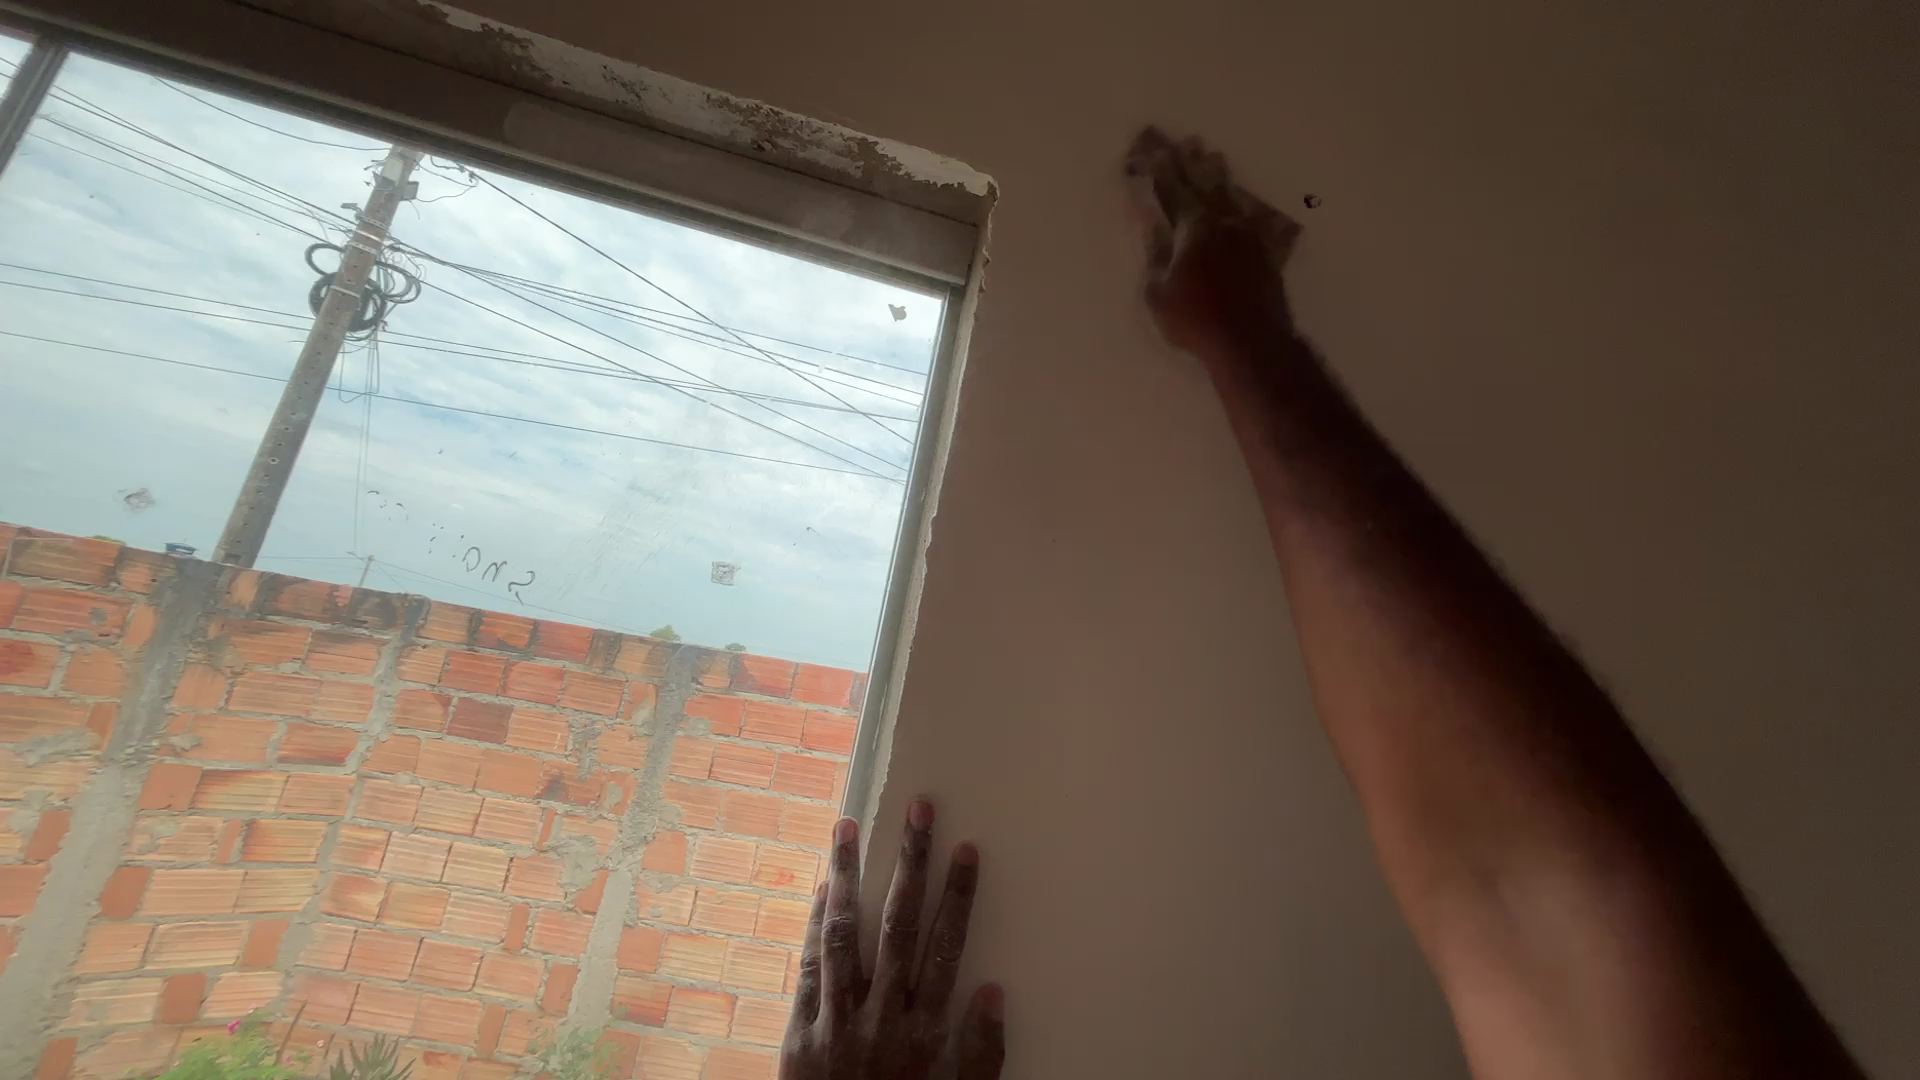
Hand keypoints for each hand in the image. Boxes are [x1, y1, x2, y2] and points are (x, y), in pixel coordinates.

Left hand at [781, 799, 1003, 1079]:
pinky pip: (807, 968)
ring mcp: (835, 1020)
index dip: (957, 894)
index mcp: (923, 1032)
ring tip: (847, 826)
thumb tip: (994, 989)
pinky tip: (822, 885)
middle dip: (911, 861)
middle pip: (899, 923)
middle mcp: (880, 1015)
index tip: (966, 847)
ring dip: (848, 874)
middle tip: (918, 808)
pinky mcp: (798, 1032)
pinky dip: (814, 924)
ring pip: (844, 932)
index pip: (946, 946)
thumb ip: (981, 1055)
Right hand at [1124, 127, 1301, 358]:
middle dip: (1187, 161)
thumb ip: (1155, 253)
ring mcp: (1245, 232)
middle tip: (1179, 140)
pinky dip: (1235, 198)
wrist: (1249, 339)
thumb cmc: (1194, 320)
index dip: (1158, 168)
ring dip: (1215, 172)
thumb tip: (1150, 223)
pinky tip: (1235, 196)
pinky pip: (1245, 211)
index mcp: (1193, 227)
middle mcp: (1221, 220)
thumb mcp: (1158, 291)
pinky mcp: (1262, 248)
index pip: (1171, 189)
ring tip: (1209, 153)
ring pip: (1227, 192)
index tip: (1149, 148)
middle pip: (1201, 183)